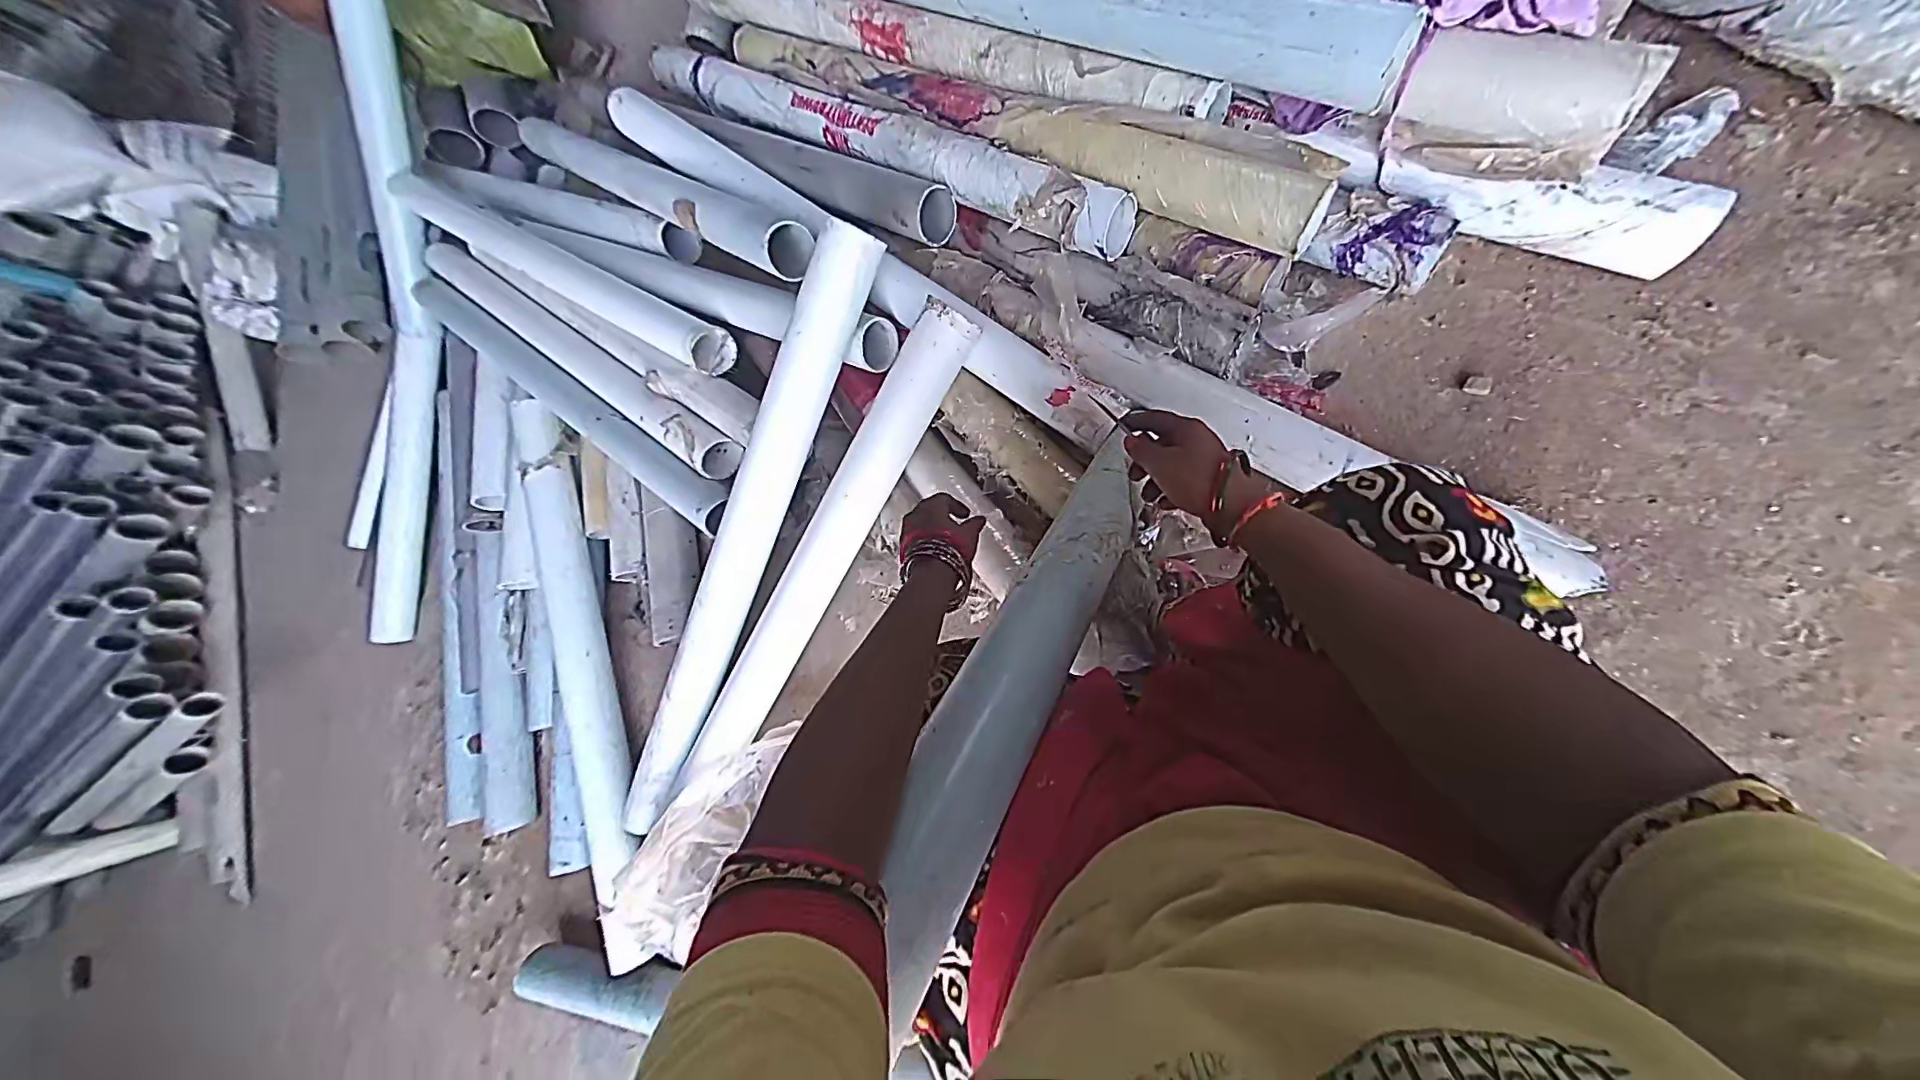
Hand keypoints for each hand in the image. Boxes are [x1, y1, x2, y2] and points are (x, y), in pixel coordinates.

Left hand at [899, 493, 984, 601]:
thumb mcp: (969, 534)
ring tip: (945, 539)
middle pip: (930, 510)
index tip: (963, 513)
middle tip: (953, 523)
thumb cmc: (948, 550)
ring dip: (932, 529)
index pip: (945, 499)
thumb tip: (979, 521)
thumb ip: (974, 524)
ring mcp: (907, 531)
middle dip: (942, 516)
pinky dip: (924, 540)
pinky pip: (915, 538)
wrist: (931, 573)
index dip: (957, 506)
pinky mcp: (903, 547)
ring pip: (920, 524)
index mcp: (932, 506)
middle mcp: (916, 515)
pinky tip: (935, 549)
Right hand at [1122, 410, 1274, 533]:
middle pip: (1163, 444)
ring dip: (1156, 478)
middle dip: (1145, 459)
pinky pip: (1184, 479)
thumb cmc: (1198, 480)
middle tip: (1135, 470)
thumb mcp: (1159, 463)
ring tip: (1149, 493)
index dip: (1136, 422)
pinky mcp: (1210, 479)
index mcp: (1185, 428)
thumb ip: (1141, 450)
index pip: (1154, 418)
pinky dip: (1170, 488)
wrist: (1230, 504)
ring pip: (1172, 464)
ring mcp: (1205, 459)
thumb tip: (1132, 442)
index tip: (1126, 425)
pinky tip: (1165, 500)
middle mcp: (1198, 440)